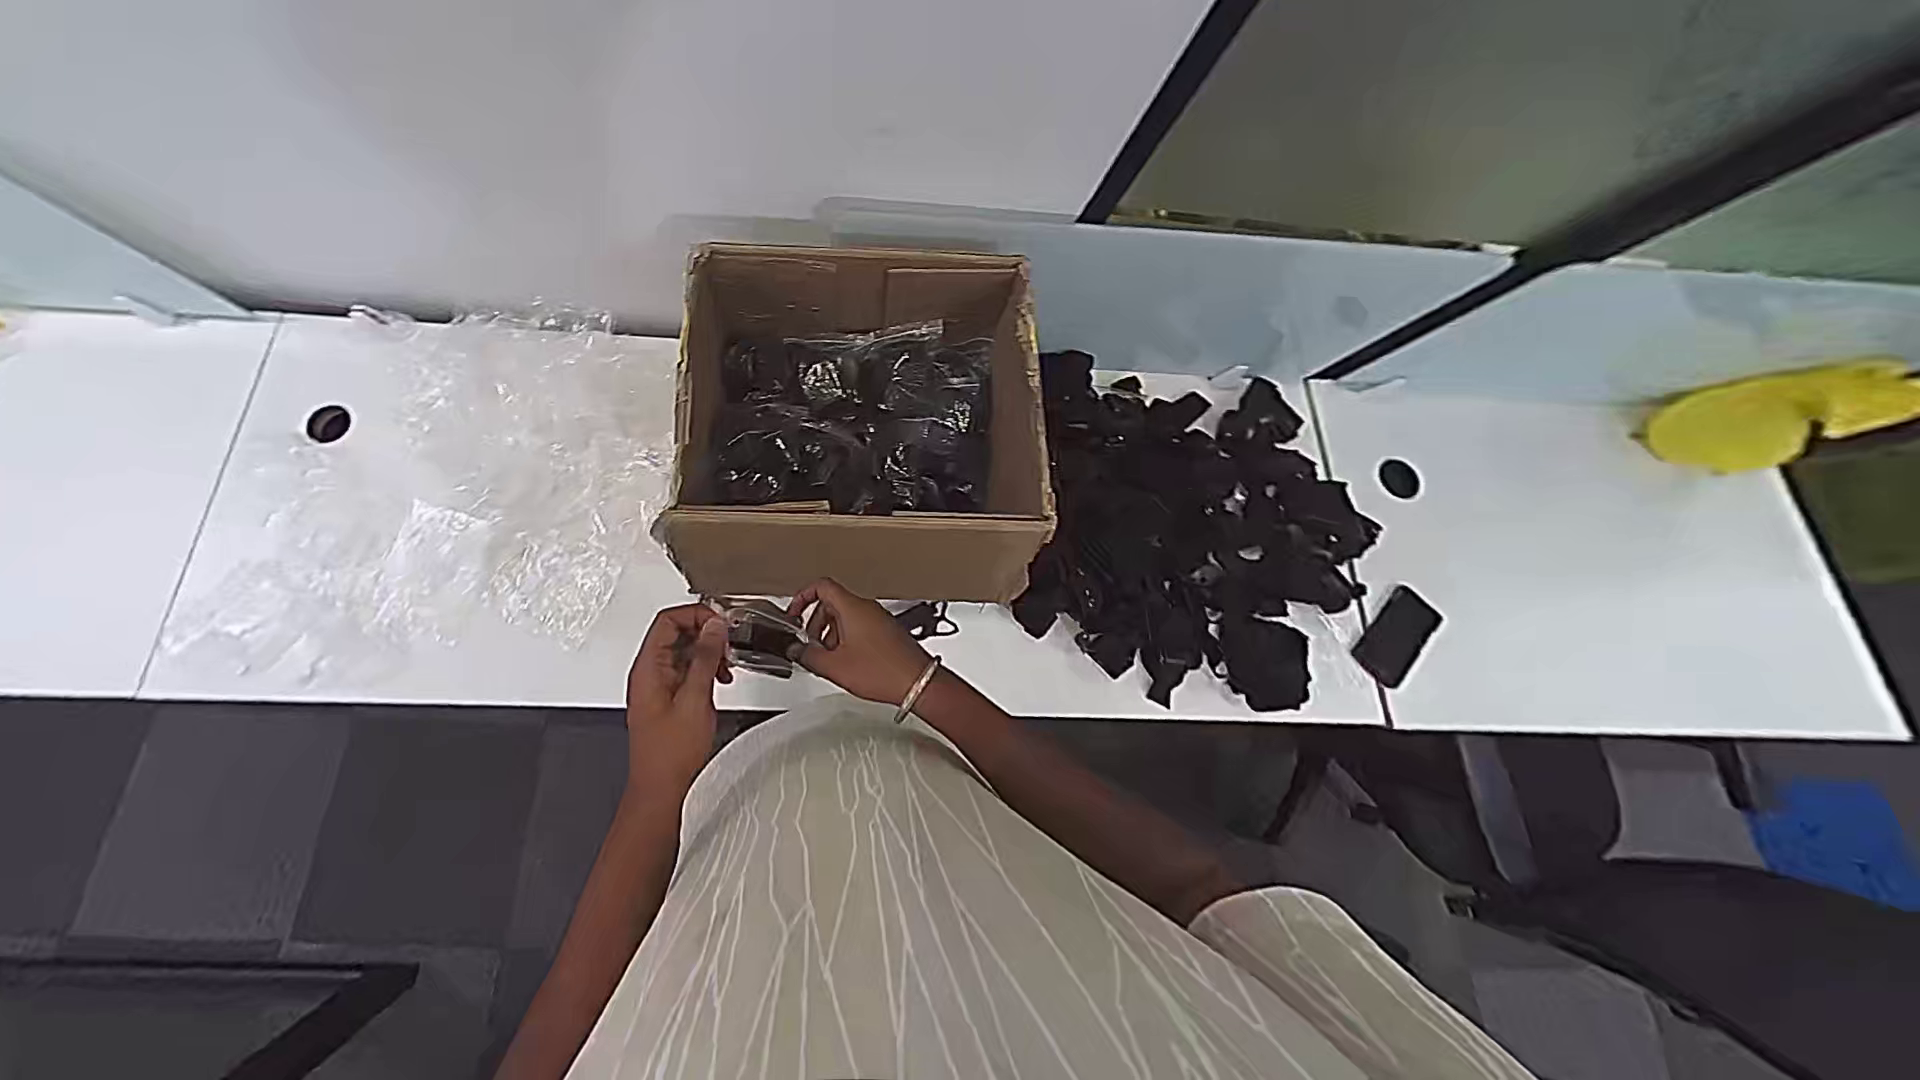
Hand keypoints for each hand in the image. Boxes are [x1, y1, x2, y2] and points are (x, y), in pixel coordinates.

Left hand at [625, 604, 731, 791]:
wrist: (663, 789)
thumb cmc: (671, 754)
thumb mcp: (695, 698)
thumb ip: (705, 658)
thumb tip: (714, 626)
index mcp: (648, 669)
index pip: (667, 621)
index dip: (696, 615)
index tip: (720, 623)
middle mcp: (649, 673)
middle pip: (676, 632)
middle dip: (706, 632)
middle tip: (727, 643)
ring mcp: (659, 685)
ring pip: (684, 650)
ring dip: (709, 651)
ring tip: (726, 663)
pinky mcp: (670, 697)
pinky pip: (688, 668)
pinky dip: (707, 667)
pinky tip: (721, 678)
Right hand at [787, 578, 933, 704]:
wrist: (917, 682)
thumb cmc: (885, 670)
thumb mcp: (834, 666)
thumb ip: (808, 655)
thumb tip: (797, 650)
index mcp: (852, 608)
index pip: (822, 586)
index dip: (803, 597)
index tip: (794, 613)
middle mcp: (867, 608)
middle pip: (831, 603)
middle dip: (815, 624)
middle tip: (810, 644)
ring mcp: (879, 619)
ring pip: (845, 617)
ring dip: (830, 634)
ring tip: (828, 658)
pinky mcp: (886, 631)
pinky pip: (860, 627)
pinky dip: (847, 640)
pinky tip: (847, 661)